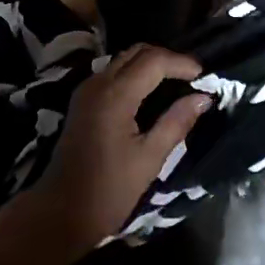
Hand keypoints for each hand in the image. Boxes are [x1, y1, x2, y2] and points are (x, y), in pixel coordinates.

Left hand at [28, 46, 211, 250]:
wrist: (61, 212)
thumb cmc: (109, 190)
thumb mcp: (149, 159)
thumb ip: (176, 122)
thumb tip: (203, 98)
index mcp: (115, 95)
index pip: (153, 61)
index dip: (181, 63)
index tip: (204, 76)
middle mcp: (98, 83)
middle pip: (137, 52)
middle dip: (166, 58)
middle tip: (191, 77)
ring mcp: (86, 90)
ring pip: (123, 59)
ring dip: (150, 64)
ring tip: (176, 83)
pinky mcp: (82, 101)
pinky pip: (113, 72)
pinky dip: (135, 73)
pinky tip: (151, 93)